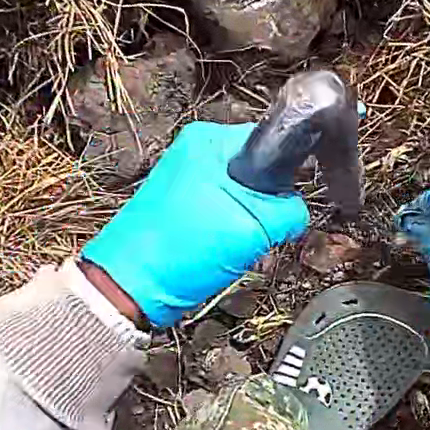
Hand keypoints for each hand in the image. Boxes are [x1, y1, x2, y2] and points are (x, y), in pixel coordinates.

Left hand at [81, 123, 309, 326]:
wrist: (132, 289)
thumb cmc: (176, 252)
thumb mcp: (253, 227)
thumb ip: (289, 210)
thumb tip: (297, 209)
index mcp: (209, 139)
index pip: (273, 144)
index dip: (285, 179)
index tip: (279, 206)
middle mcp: (197, 151)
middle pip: (260, 173)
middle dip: (266, 207)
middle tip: (253, 231)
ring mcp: (189, 178)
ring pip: (247, 196)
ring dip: (250, 224)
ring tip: (231, 244)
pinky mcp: (186, 204)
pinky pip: (228, 212)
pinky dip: (232, 232)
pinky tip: (221, 250)